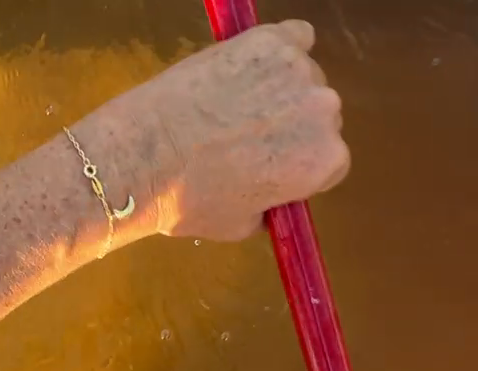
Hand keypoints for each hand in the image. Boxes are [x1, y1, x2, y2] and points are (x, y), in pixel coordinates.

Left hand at [82, 20, 349, 241]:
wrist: (146, 157)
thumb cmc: (189, 200)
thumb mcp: (238, 225)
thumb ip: (268, 207)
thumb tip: (269, 197)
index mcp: (323, 161)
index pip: (330, 163)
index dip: (300, 169)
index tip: (274, 170)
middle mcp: (323, 110)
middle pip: (320, 119)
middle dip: (291, 130)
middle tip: (246, 142)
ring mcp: (297, 68)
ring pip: (302, 80)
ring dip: (278, 92)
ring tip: (231, 111)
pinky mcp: (268, 38)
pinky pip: (291, 39)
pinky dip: (274, 53)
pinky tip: (243, 73)